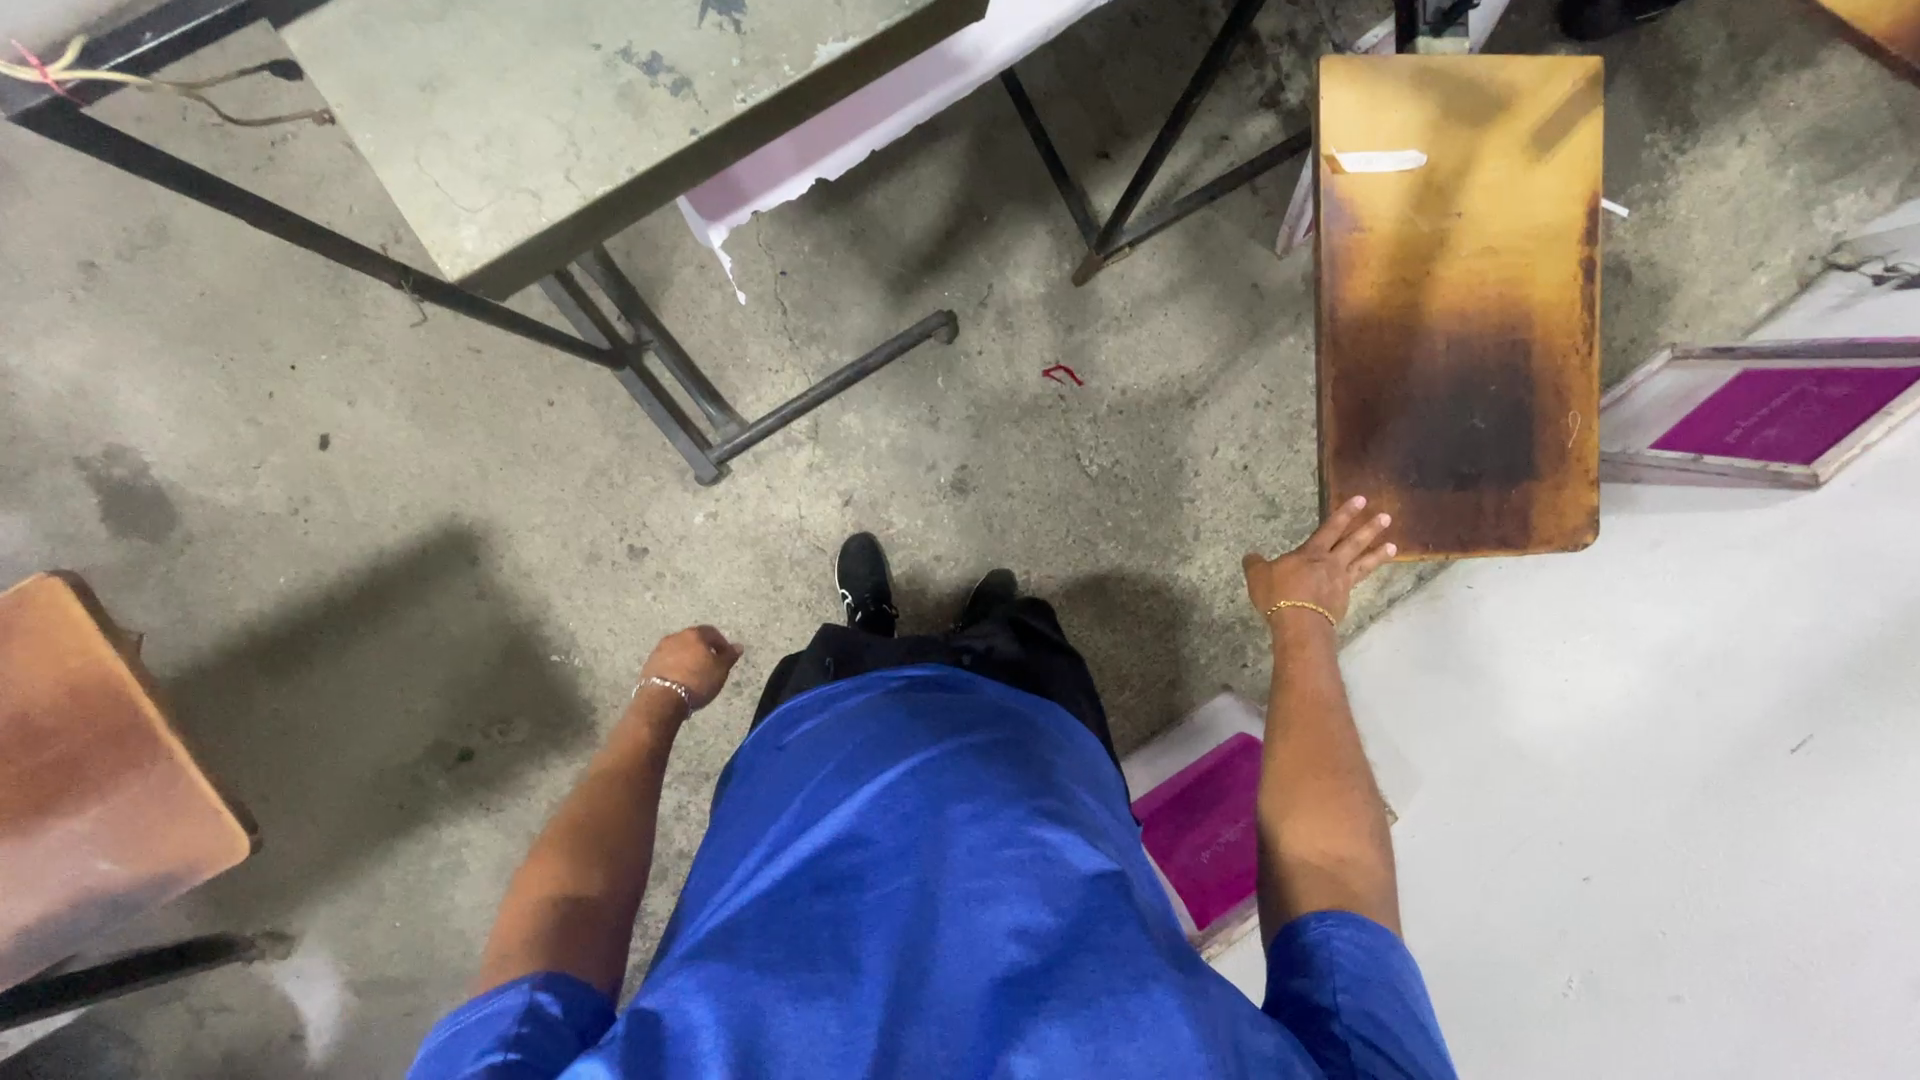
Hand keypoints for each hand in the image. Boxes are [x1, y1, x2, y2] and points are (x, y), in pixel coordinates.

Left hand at [637, 626, 743, 712]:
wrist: (662, 699)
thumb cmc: (697, 681)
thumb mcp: (721, 670)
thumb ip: (729, 656)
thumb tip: (738, 646)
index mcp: (694, 634)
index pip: (712, 632)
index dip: (722, 644)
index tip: (727, 657)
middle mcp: (675, 637)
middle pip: (693, 640)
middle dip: (703, 651)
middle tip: (711, 666)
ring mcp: (659, 650)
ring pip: (679, 651)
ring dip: (688, 659)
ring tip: (694, 676)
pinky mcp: (649, 665)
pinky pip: (667, 662)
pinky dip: (675, 668)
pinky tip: (680, 681)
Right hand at [1243, 496, 1396, 626]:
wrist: (1299, 623)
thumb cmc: (1279, 595)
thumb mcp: (1258, 576)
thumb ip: (1256, 564)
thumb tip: (1250, 556)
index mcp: (1310, 553)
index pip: (1330, 528)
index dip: (1345, 513)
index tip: (1361, 500)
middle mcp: (1330, 564)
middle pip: (1353, 543)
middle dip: (1369, 528)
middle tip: (1386, 517)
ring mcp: (1340, 583)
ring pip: (1363, 564)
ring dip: (1378, 554)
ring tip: (1393, 546)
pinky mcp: (1343, 600)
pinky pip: (1357, 583)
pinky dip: (1364, 577)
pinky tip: (1367, 575)